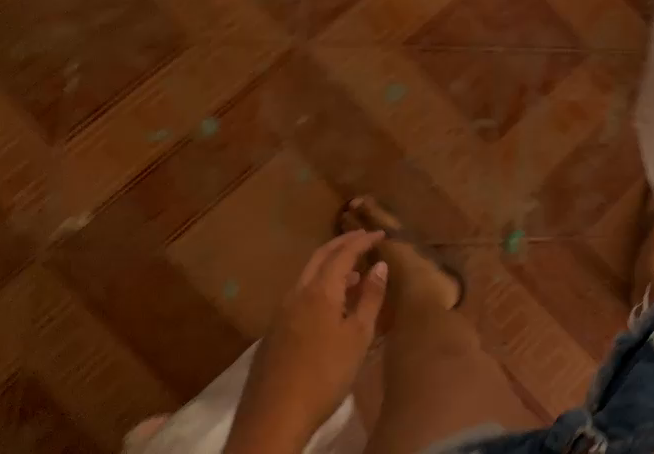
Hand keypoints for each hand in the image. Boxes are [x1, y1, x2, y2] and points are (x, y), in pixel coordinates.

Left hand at [226, 231, 387, 453]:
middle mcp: (297, 295)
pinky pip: (299, 296)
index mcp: (320, 291)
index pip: (343, 253)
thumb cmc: (325, 375)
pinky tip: (330, 307)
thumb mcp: (358, 337)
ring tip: (353, 274)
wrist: (273, 420)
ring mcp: (280, 314)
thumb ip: (370, 298)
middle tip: (363, 238)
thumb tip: (379, 266)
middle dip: (342, 244)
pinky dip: (318, 287)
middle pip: (319, 257)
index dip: (363, 240)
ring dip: (329, 267)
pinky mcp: (273, 334)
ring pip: (306, 277)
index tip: (380, 233)